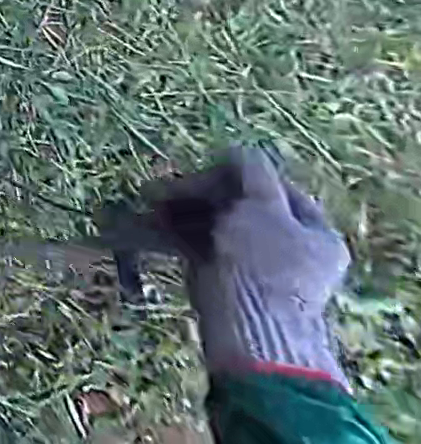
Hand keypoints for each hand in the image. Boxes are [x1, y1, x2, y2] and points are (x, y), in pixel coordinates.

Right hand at [159, 148, 349, 384]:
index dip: (236, 174)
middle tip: (161, 189)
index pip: (273, 187)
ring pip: (208, 216)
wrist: (246, 315)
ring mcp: (250, 253)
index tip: (202, 168)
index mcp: (311, 230)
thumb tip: (243, 147)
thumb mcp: (264, 210)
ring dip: (176, 206)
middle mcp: (284, 240)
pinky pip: (195, 234)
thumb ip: (255, 177)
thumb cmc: (263, 260)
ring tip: (149, 203)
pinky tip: (151, 220)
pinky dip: (173, 225)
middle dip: (194, 191)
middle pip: (233, 200)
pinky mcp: (220, 262)